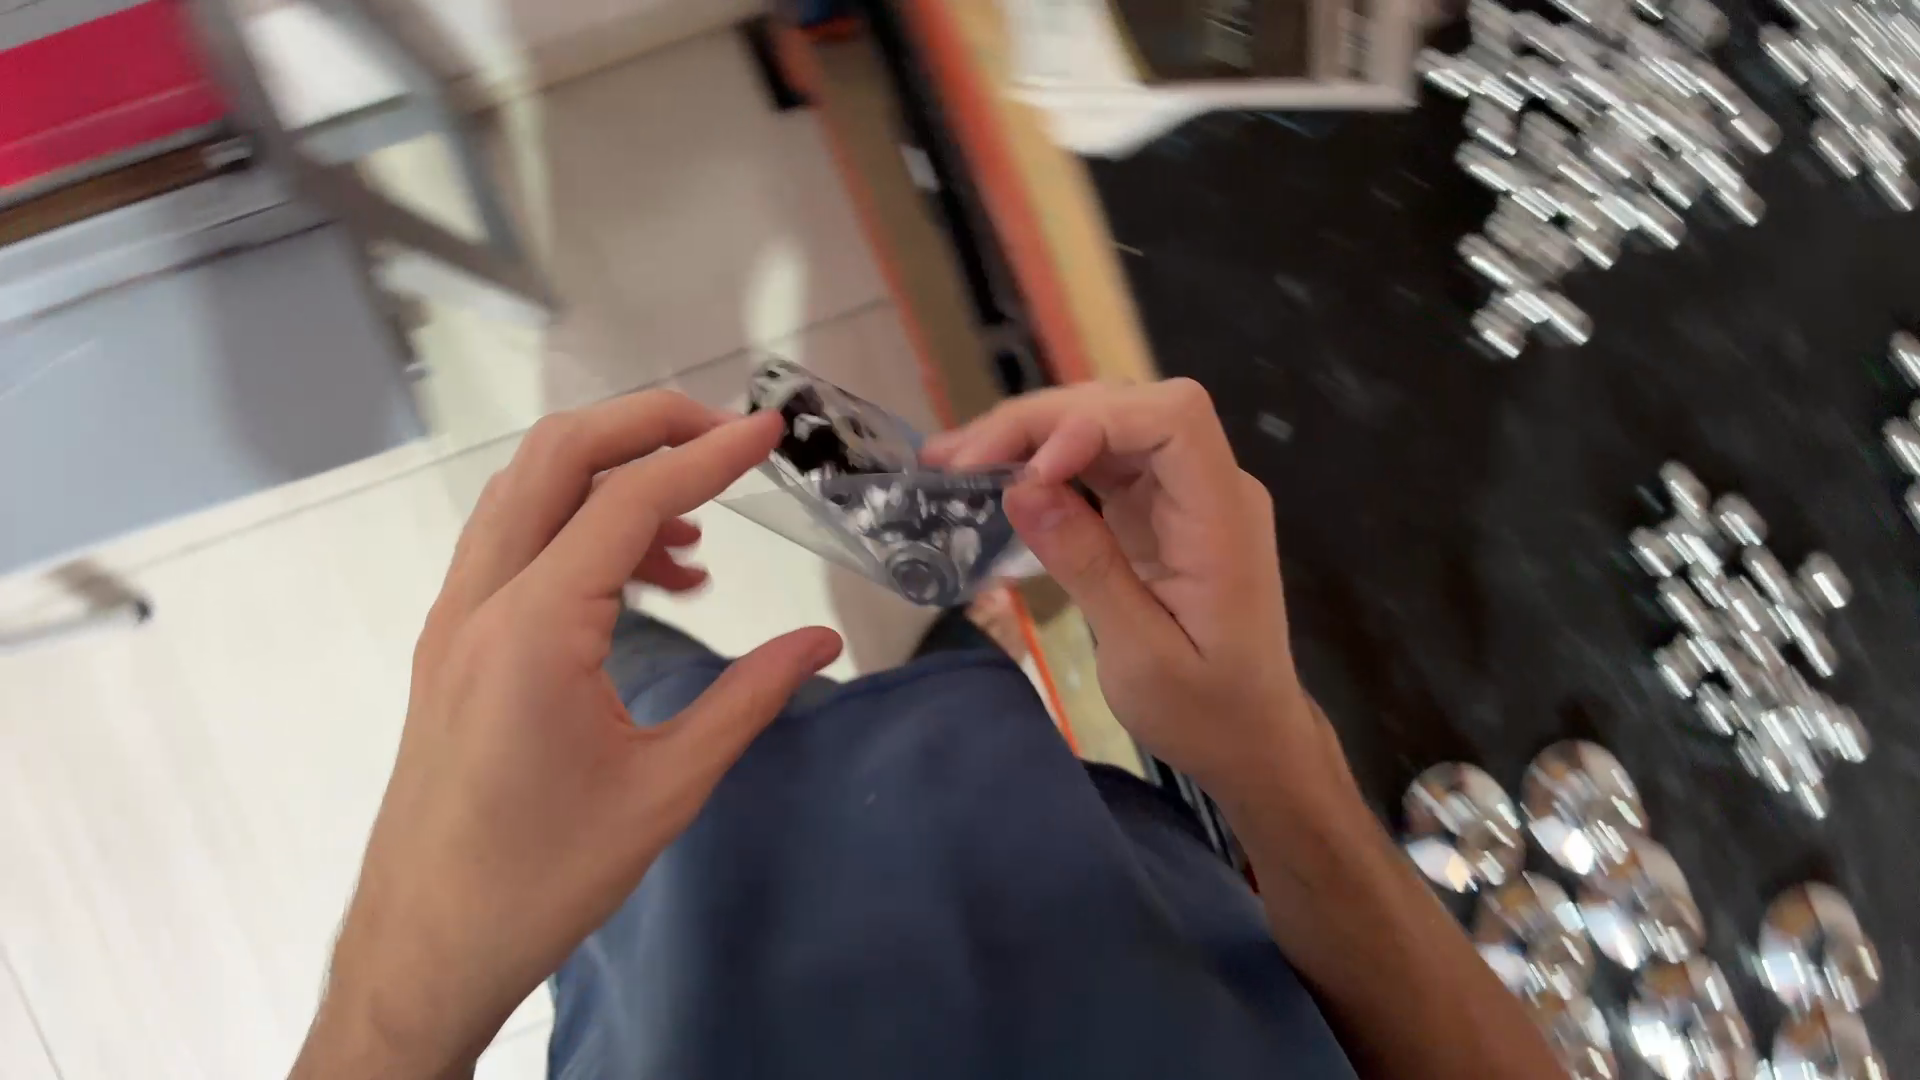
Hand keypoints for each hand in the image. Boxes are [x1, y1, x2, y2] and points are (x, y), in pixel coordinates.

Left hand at [293, 393, 841, 1078]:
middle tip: (727, 438)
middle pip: (558, 456)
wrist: (425, 950)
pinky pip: (524, 541)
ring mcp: (458, 614)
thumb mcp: (670, 786)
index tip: (768, 431)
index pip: (629, 499)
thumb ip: (751, 696)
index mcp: (535, 629)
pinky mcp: (457, 637)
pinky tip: (656, 581)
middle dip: (648, 424)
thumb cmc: (548, 874)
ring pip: (531, 490)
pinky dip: (592, 527)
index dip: (709, 455)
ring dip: (618, 475)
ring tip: (701, 531)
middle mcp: (482, 599)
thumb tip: (824, 639)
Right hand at [924, 379, 1332, 800]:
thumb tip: (1020, 490)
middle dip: (1037, 424)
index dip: (1095, 423)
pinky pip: (1097, 461)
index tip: (1030, 472)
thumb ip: (1087, 566)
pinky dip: (1041, 462)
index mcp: (1222, 517)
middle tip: (954, 460)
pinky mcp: (1154, 507)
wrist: (1248, 735)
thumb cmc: (1206, 710)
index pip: (1173, 420)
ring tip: (954, 460)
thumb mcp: (1141, 654)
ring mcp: (1180, 492)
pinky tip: (992, 473)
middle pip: (1126, 409)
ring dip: (1028, 436)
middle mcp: (1207, 486)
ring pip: (1103, 427)